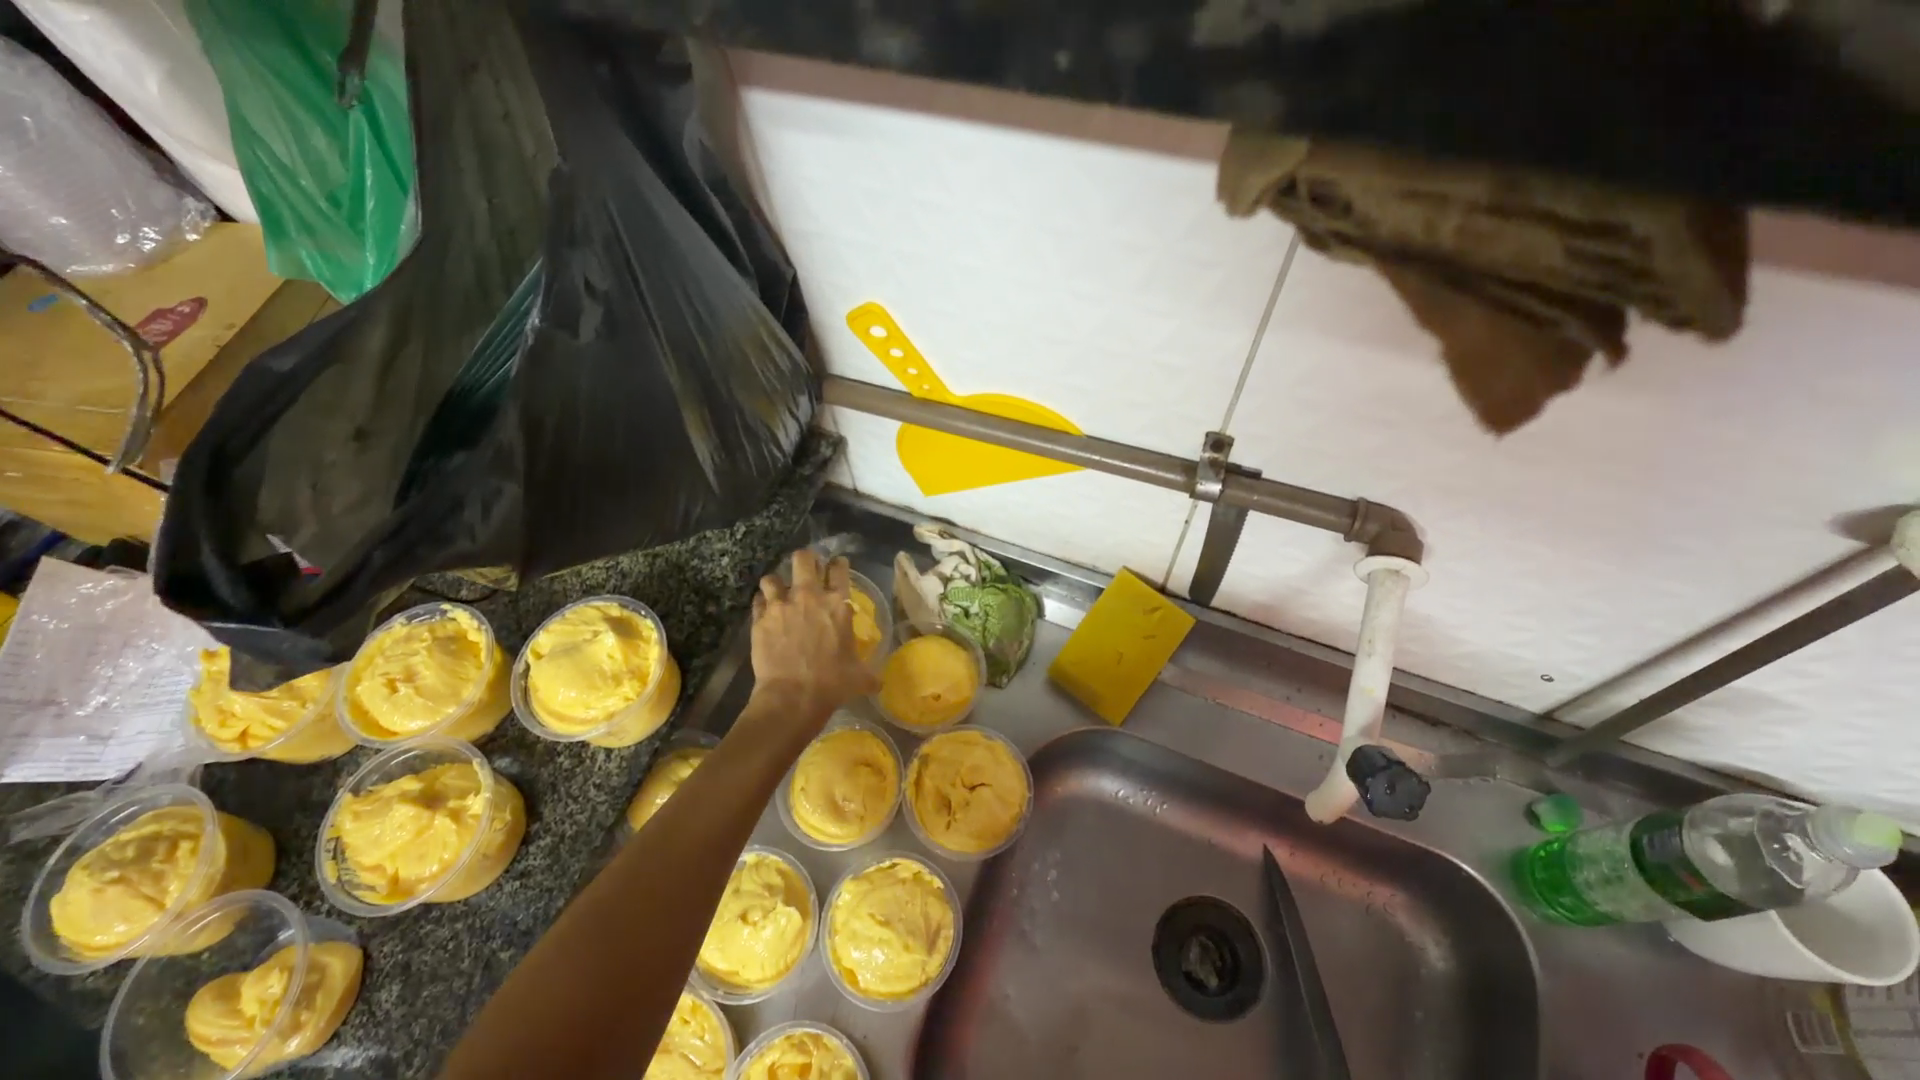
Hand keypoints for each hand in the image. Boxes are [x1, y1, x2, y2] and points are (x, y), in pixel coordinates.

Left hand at [748, 550, 880, 732]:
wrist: (793, 696)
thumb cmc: (832, 683)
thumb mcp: (859, 677)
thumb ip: (869, 674)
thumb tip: (878, 683)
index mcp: (837, 604)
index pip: (839, 569)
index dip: (838, 564)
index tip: (836, 566)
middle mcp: (808, 596)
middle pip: (803, 558)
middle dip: (805, 560)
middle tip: (806, 571)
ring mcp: (781, 606)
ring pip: (772, 577)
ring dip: (776, 582)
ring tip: (778, 592)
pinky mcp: (760, 619)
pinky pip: (758, 600)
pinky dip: (761, 603)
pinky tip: (765, 611)